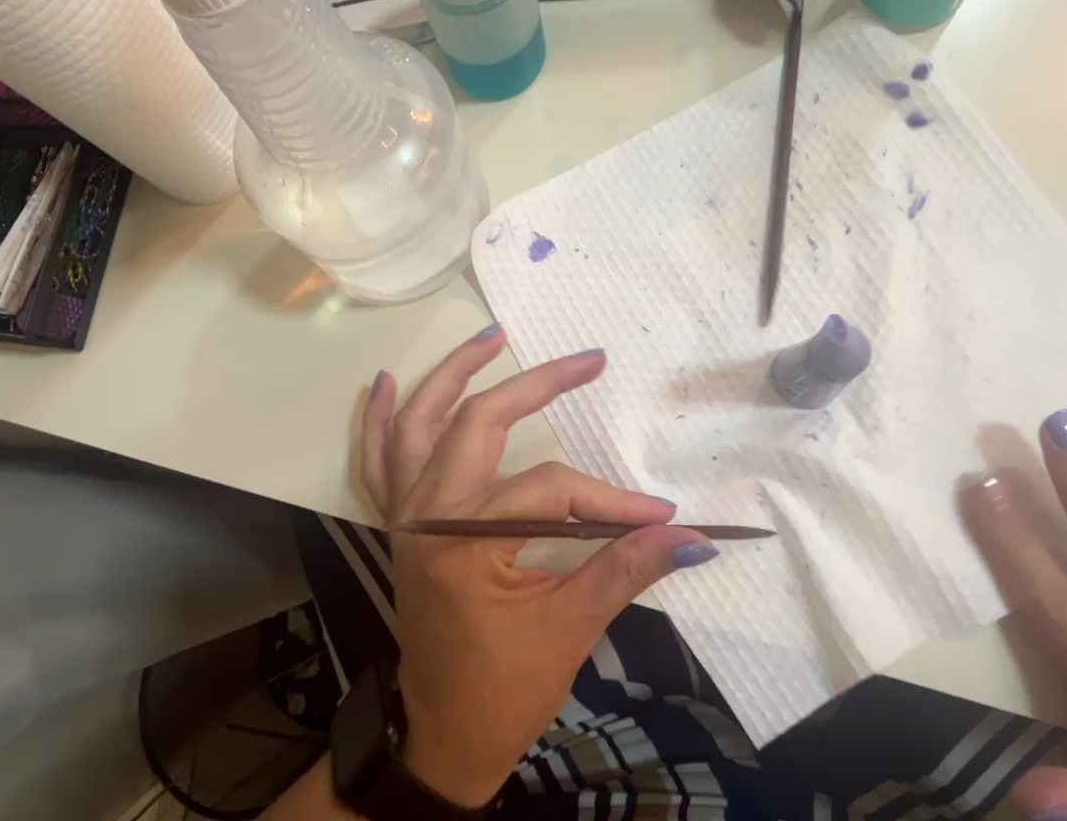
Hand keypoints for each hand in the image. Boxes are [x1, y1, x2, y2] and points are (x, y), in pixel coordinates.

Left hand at [360, 326, 717, 807]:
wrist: (443, 730)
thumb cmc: (504, 686)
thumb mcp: (570, 627)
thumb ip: (625, 569)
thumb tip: (689, 534)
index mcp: (466, 540)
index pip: (548, 491)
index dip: (609, 500)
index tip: (660, 514)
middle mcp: (426, 512)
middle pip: (477, 424)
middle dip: (535, 385)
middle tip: (586, 360)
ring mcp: (404, 514)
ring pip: (417, 425)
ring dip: (451, 375)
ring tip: (490, 337)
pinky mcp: (397, 523)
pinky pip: (377, 461)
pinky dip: (380, 419)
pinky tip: (389, 382)